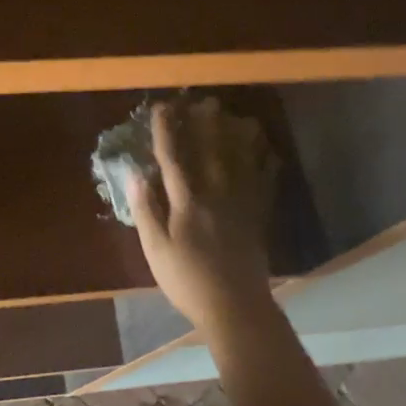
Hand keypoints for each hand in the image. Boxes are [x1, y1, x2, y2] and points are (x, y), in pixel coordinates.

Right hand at [127, 100, 276, 330]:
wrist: (234, 306)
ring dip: (238, 136)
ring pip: (241, 161)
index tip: (161, 108)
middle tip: (202, 100)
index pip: (173, 159)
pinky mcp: (258, 218)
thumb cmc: (187, 281)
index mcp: (187, 203)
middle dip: (204, 124)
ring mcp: (242, 205)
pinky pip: (265, 183)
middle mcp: (217, 195)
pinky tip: (269, 153)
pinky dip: (266, 165)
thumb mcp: (156, 250)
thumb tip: (136, 175)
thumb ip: (146, 211)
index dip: (166, 131)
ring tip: (238, 116)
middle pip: (211, 151)